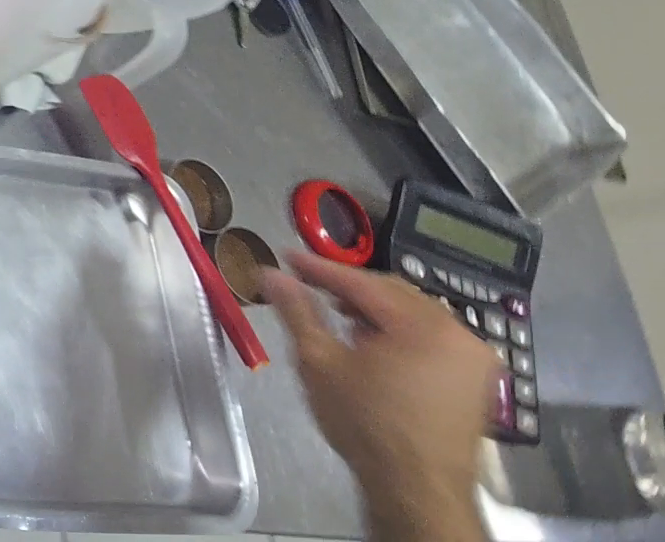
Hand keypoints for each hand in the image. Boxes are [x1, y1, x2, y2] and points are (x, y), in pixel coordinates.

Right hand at [263, 252, 495, 528]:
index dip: (319, 268)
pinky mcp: (475, 377)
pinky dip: (397, 327)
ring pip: (413, 311)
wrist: (417, 488)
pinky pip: (431, 334)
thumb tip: (270, 273)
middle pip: (394, 292)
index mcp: (424, 326)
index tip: (285, 256)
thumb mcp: (319, 362)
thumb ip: (296, 311)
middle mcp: (458, 333)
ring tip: (335, 311)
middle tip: (306, 282)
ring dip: (372, 306)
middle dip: (348, 285)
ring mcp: (473, 357)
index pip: (363, 283)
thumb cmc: (364, 422)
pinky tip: (369, 339)